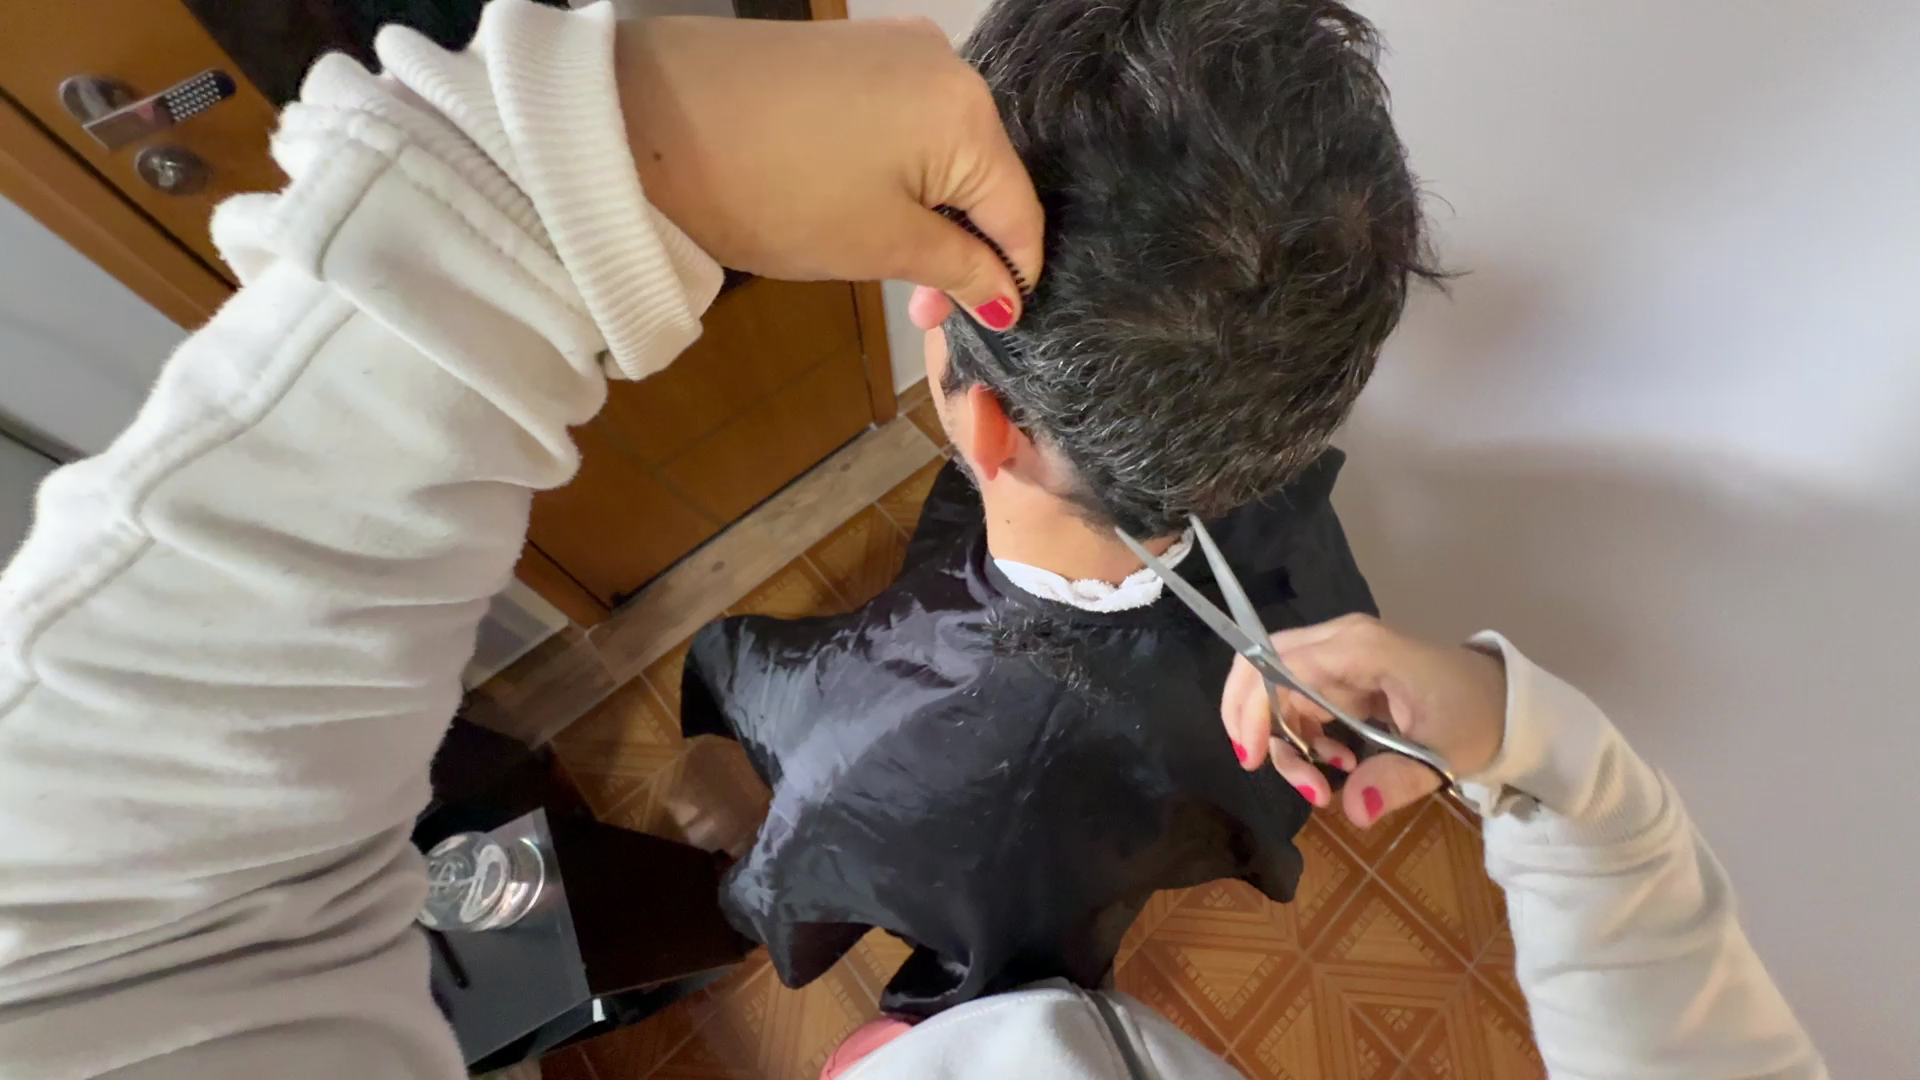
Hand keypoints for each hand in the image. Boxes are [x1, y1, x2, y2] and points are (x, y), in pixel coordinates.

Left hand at [616, 17, 1041, 326]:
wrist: (647, 121)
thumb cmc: (782, 195)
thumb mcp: (884, 245)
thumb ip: (960, 269)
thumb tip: (1008, 298)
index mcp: (968, 113)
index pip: (1020, 213)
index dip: (1012, 278)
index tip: (993, 328)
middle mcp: (947, 66)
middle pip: (986, 181)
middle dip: (967, 253)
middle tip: (928, 313)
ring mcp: (898, 53)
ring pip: (947, 159)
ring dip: (935, 222)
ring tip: (900, 271)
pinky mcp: (856, 56)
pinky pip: (909, 131)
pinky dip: (906, 183)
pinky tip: (876, 214)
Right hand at [1220, 615, 1506, 827]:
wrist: (1509, 703)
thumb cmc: (1479, 717)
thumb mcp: (1443, 752)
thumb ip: (1395, 778)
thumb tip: (1354, 811)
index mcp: (1359, 649)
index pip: (1281, 666)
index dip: (1255, 708)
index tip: (1252, 757)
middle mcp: (1336, 643)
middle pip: (1260, 663)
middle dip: (1246, 713)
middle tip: (1253, 760)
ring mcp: (1335, 656)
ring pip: (1273, 687)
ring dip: (1280, 737)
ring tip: (1315, 784)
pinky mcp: (1337, 674)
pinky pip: (1295, 699)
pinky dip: (1301, 735)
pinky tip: (1335, 761)